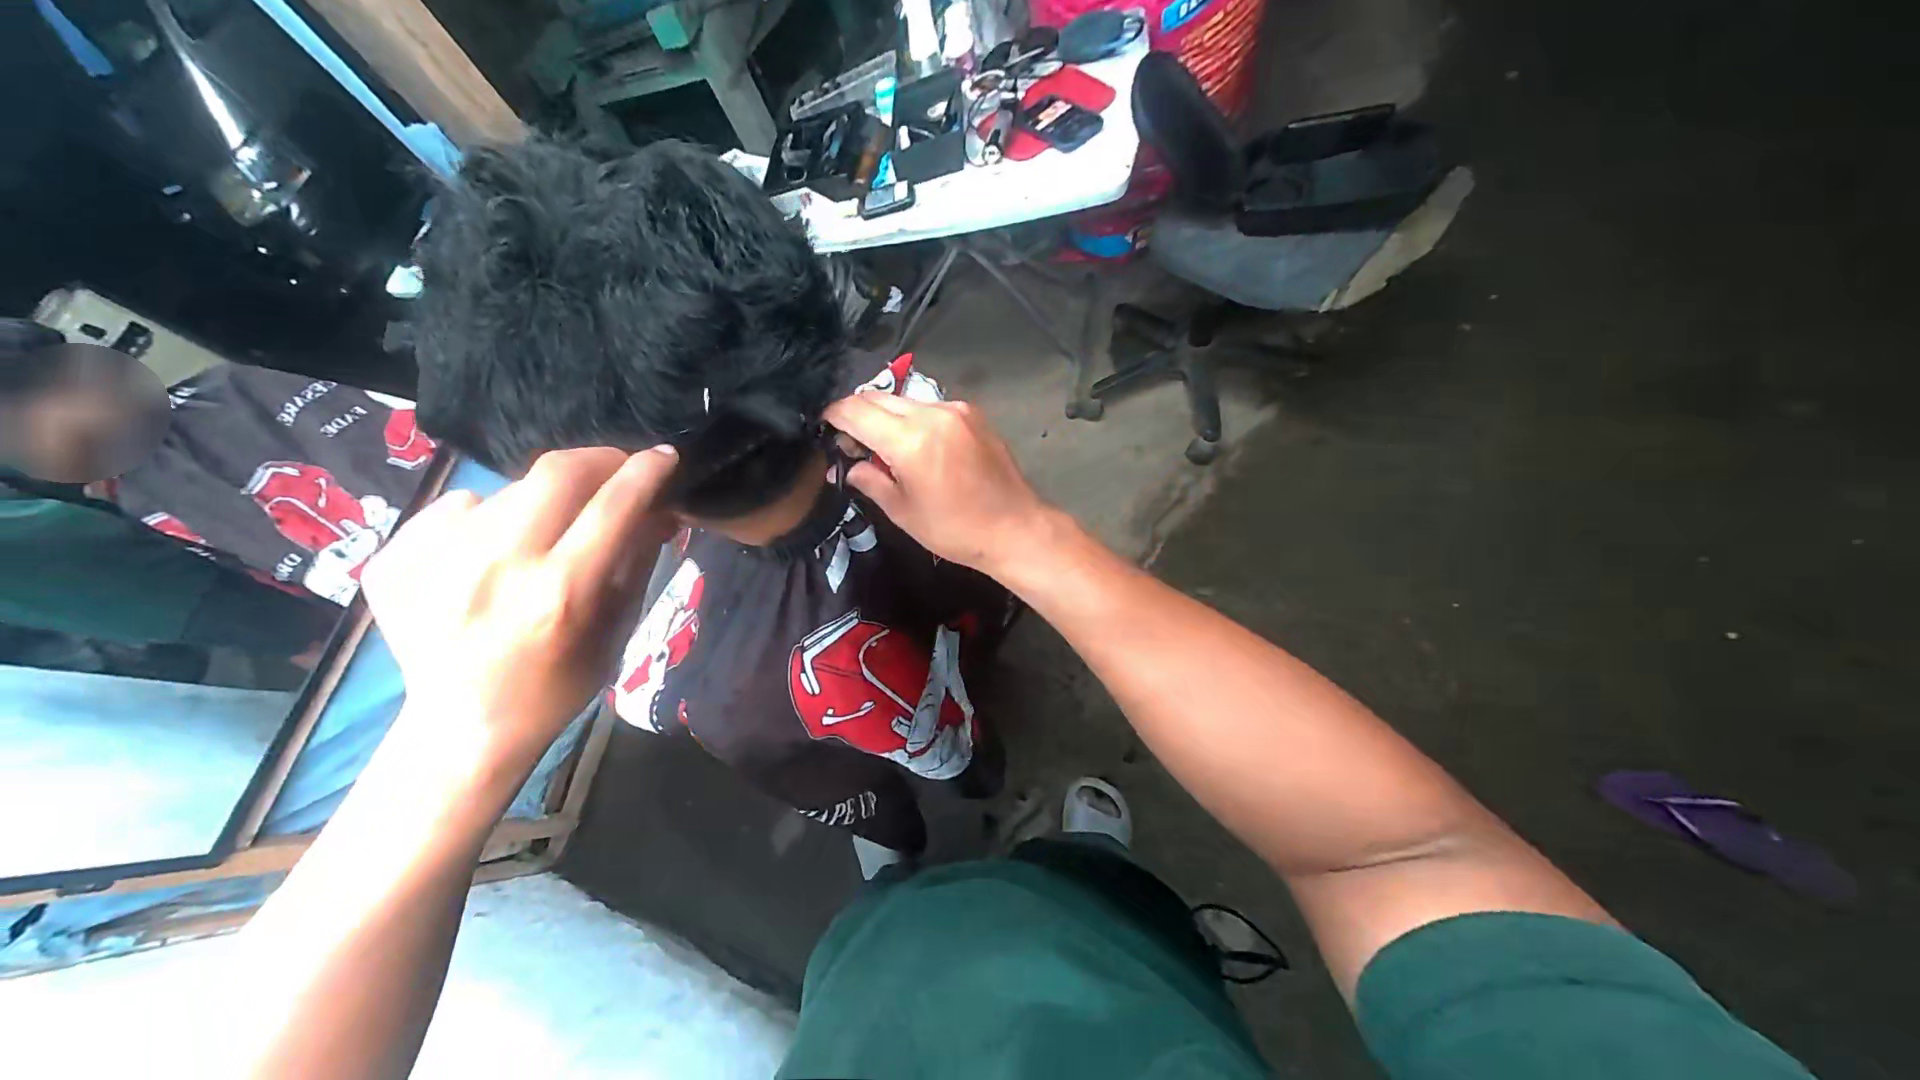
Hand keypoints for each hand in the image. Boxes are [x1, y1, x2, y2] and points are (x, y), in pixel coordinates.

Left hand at [361, 447, 677, 781]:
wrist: (463, 726)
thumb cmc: (558, 683)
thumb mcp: (617, 628)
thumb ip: (638, 560)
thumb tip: (660, 508)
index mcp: (560, 593)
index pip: (613, 506)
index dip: (645, 472)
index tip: (664, 457)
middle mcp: (495, 567)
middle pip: (555, 472)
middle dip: (598, 461)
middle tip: (613, 472)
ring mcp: (435, 561)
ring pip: (507, 490)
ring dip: (543, 501)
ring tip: (546, 534)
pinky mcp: (394, 560)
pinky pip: (457, 508)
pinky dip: (485, 521)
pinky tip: (488, 557)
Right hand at [824, 392, 1055, 576]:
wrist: (1015, 528)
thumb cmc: (955, 529)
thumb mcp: (903, 512)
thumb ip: (870, 481)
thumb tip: (848, 466)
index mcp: (910, 440)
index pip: (856, 410)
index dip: (834, 415)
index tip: (825, 426)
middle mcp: (932, 413)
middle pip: (878, 397)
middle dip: (858, 414)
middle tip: (853, 442)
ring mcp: (956, 409)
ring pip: (904, 400)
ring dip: (887, 416)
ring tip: (886, 447)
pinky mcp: (973, 413)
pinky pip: (930, 407)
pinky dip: (914, 419)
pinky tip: (917, 445)